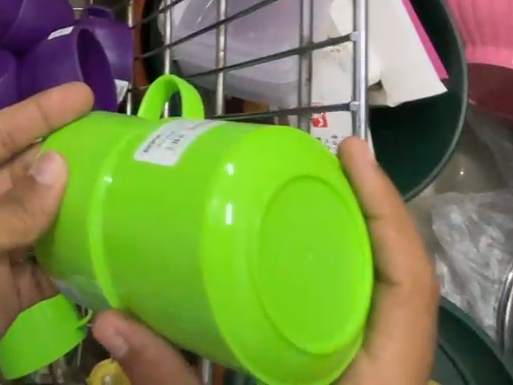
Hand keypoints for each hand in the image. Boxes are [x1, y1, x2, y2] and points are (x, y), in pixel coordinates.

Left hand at [0, 83, 96, 384]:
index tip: (84, 94)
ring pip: (36, 220)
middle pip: (21, 173)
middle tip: (118, 144)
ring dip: (74, 209)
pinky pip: (42, 269)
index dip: (41, 112)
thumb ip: (12, 209)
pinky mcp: (0, 298)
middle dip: (64, 158)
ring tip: (125, 190)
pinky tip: (107, 250)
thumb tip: (61, 163)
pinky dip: (72, 262)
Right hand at [88, 136, 438, 384]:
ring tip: (298, 191)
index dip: (387, 211)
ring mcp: (372, 383)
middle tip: (310, 158)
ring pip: (376, 299)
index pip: (406, 284)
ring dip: (348, 240)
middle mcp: (389, 377)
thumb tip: (106, 320)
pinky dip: (330, 276)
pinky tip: (290, 258)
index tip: (352, 151)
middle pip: (394, 277)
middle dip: (361, 209)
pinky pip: (353, 319)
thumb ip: (172, 382)